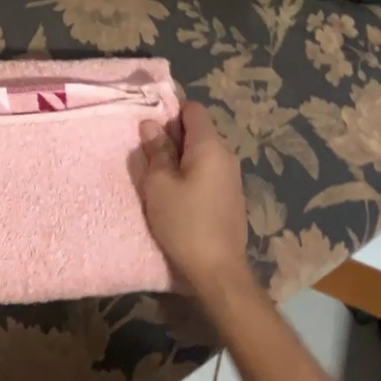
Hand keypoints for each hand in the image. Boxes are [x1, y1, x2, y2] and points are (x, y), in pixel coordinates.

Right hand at [138, 102, 250, 298]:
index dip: (170, 112)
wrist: (218, 271)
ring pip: (202, 153)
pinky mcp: (231, 198)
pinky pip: (208, 172)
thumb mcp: (159, 184)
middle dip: (172, 137)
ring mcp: (232, 178)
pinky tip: (177, 195)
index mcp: (210, 146)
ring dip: (180, 158)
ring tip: (158, 177)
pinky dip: (191, 174)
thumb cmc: (184, 222)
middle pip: (198, 131)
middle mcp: (226, 156)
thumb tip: (151, 124)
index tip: (150, 129)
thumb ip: (156, 150)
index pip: (193, 110)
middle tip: (148, 155)